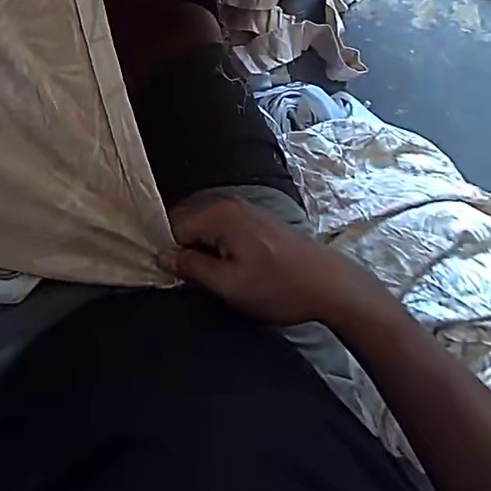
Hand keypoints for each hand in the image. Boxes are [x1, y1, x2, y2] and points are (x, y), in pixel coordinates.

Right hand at [160, 197, 399, 328]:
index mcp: (221, 214)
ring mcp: (246, 211)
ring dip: (203, 253)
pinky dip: (218, 250)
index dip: (169, 254)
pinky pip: (223, 232)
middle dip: (185, 252)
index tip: (169, 279)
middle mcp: (230, 204)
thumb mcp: (230, 284)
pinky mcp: (257, 222)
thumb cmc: (279, 286)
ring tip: (210, 281)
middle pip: (190, 225)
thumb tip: (163, 257)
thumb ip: (193, 268)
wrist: (327, 283)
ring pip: (207, 231)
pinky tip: (227, 271)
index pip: (175, 227)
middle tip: (190, 283)